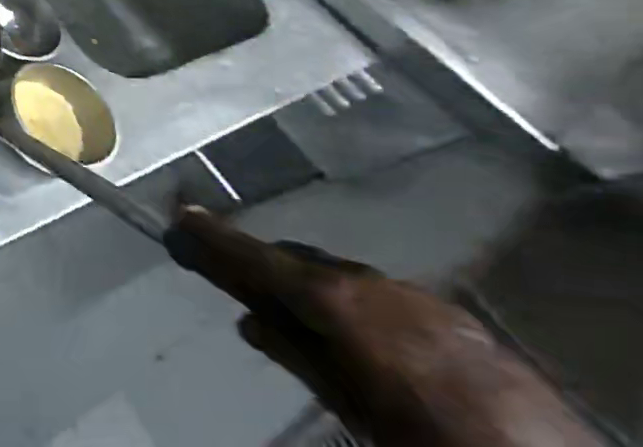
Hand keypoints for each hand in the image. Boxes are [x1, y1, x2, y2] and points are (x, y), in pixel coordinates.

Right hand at [167, 207, 600, 446]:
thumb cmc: (433, 442)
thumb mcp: (355, 410)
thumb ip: (301, 358)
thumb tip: (252, 321)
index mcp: (343, 303)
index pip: (260, 259)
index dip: (216, 239)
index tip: (180, 217)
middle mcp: (379, 287)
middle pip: (301, 263)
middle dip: (263, 265)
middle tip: (228, 273)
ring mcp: (426, 300)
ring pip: (345, 278)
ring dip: (309, 286)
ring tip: (287, 308)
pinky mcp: (463, 322)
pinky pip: (386, 298)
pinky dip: (354, 304)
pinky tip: (356, 333)